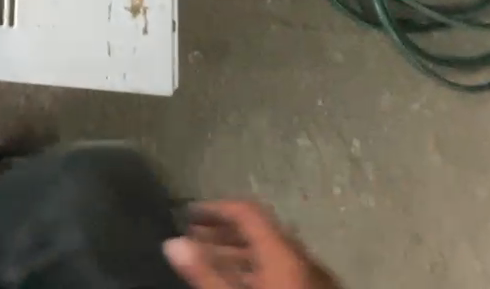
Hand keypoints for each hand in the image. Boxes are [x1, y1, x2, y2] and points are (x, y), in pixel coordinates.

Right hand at [164, 201, 341, 288]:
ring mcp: (317, 279)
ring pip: (273, 254)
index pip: (247, 210)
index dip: (215, 207)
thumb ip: (205, 271)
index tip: (189, 214)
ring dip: (239, 251)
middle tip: (194, 237)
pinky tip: (242, 282)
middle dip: (223, 231)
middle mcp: (304, 258)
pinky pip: (286, 271)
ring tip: (211, 261)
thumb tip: (172, 243)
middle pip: (260, 231)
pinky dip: (259, 268)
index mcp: (284, 252)